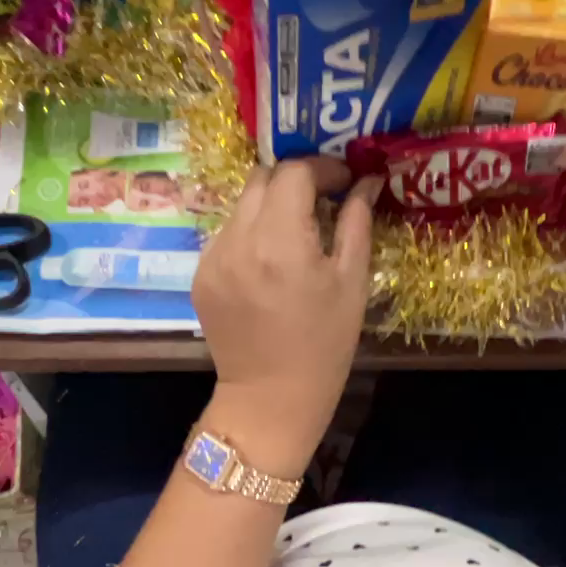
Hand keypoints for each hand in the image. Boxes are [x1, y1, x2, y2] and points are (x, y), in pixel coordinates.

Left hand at [193, 158, 379, 475]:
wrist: (270, 398)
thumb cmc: (324, 346)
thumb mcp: (351, 283)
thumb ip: (357, 223)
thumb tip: (365, 181)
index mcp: (280, 240)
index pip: (294, 172)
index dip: (323, 168)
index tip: (343, 181)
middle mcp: (238, 240)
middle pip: (261, 178)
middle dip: (293, 181)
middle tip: (321, 201)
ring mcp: (212, 258)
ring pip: (241, 206)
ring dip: (270, 208)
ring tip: (294, 236)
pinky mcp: (200, 276)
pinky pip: (227, 236)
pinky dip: (250, 236)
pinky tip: (268, 266)